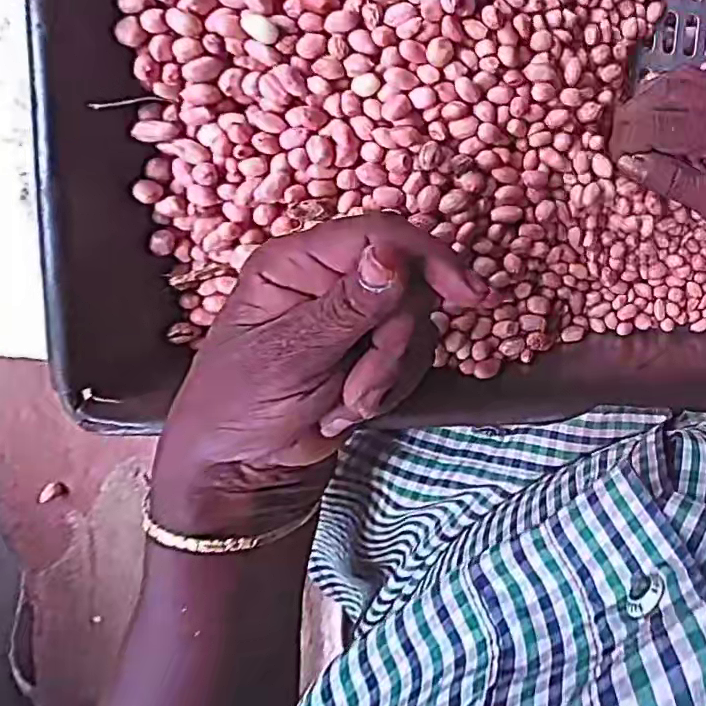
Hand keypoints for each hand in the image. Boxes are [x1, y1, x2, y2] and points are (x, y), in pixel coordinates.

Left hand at [150, 214, 489, 535]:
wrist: (243, 470)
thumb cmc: (239, 407)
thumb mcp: (289, 357)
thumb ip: (346, 307)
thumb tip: (393, 257)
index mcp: (299, 262)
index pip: (379, 235)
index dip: (427, 257)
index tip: (466, 293)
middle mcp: (334, 276)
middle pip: (408, 280)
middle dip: (394, 340)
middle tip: (360, 385)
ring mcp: (358, 310)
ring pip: (417, 319)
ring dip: (388, 371)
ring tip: (344, 404)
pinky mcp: (377, 343)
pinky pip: (416, 352)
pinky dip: (391, 385)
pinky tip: (350, 407)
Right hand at [610, 69, 705, 239]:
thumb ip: (675, 183)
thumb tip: (632, 164)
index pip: (661, 125)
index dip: (629, 139)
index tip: (614, 157)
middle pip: (662, 95)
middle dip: (630, 118)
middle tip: (615, 144)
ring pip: (673, 81)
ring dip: (643, 102)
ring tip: (630, 131)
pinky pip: (690, 79)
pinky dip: (664, 92)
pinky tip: (654, 113)